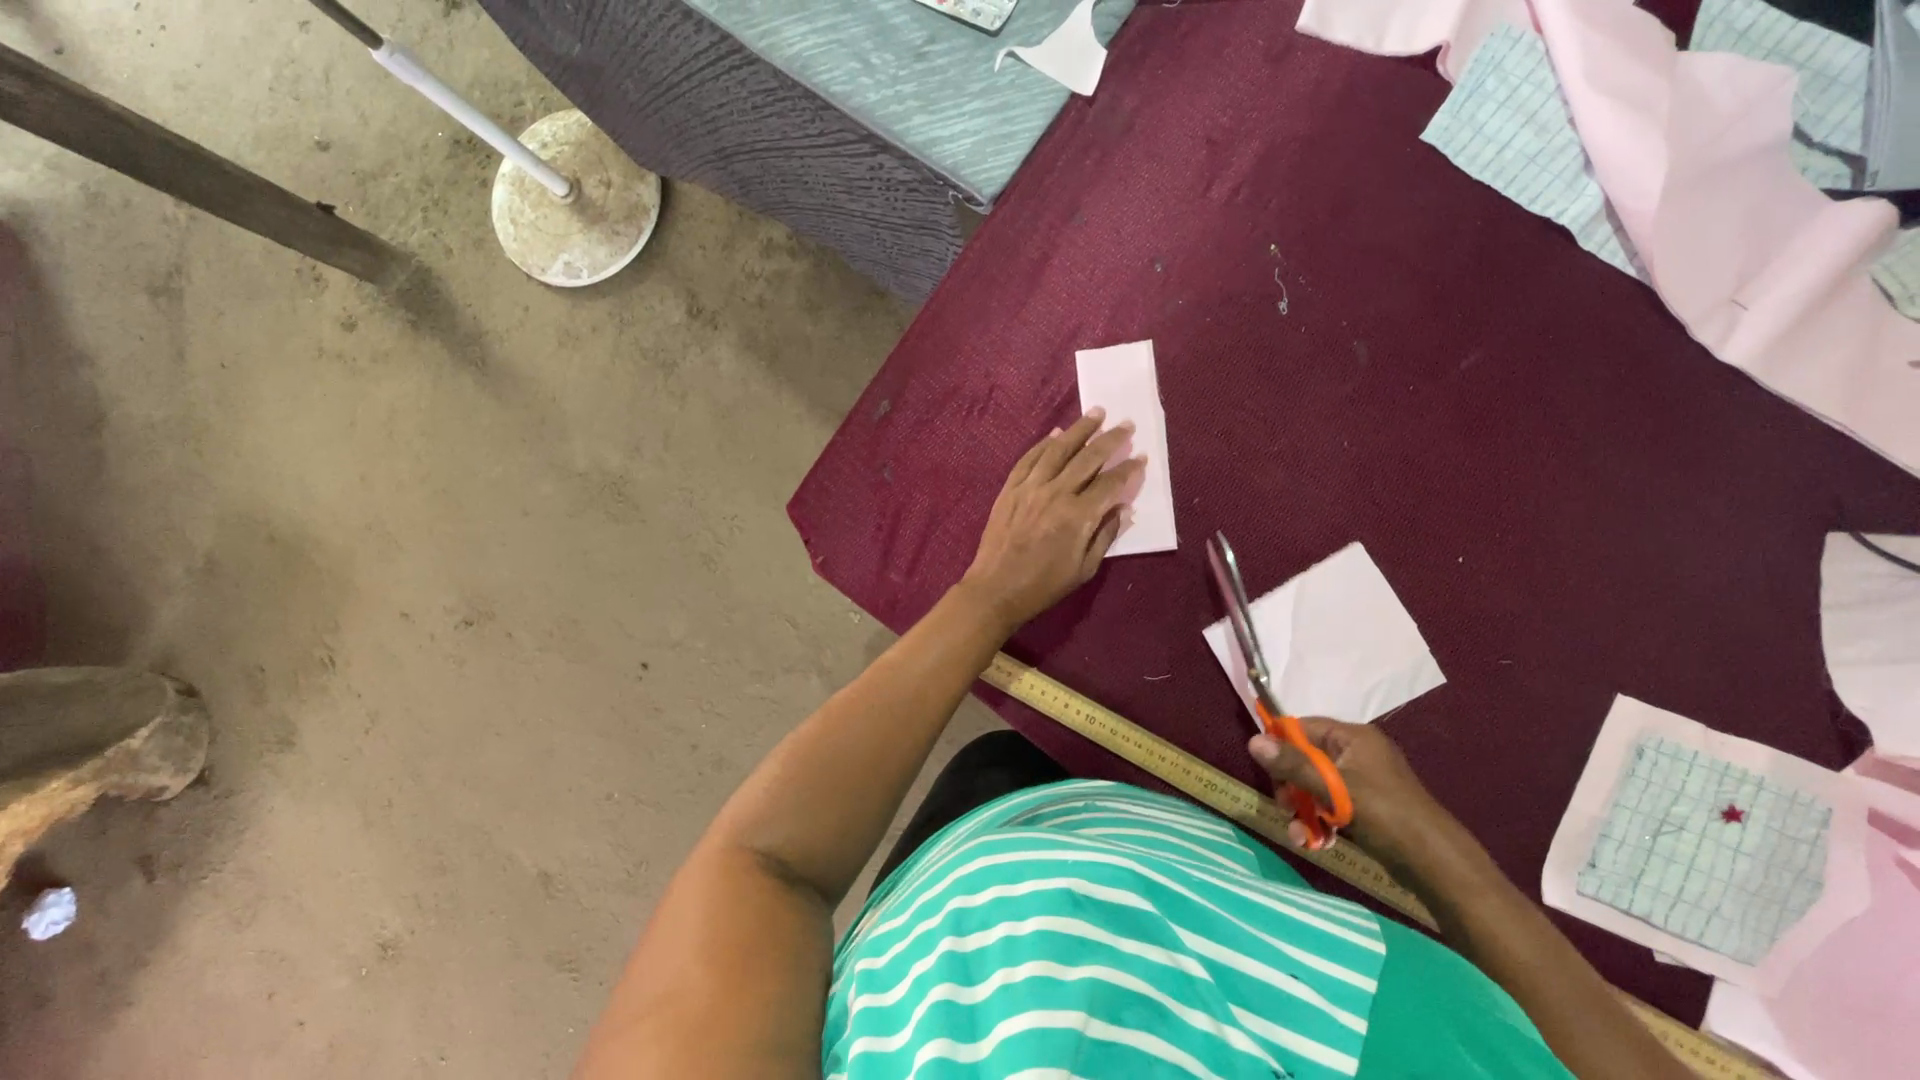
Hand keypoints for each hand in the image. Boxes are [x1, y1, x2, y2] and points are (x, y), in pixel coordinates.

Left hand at [958, 410, 1145, 632]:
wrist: (996, 589)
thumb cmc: (1044, 585)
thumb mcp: (1084, 568)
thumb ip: (1105, 535)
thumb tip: (1123, 508)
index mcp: (1078, 515)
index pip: (1110, 483)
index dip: (1128, 469)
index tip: (1141, 457)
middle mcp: (1056, 493)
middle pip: (1088, 457)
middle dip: (1110, 439)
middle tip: (1126, 425)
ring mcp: (1030, 487)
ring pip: (1058, 449)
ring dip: (1079, 429)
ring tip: (1096, 414)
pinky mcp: (1010, 488)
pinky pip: (1030, 458)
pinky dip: (1045, 443)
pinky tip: (1057, 433)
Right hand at [1249, 718, 1478, 876]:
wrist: (1433, 862)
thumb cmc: (1385, 814)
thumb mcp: (1334, 788)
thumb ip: (1293, 765)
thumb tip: (1253, 740)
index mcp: (1354, 737)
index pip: (1303, 727)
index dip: (1281, 746)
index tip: (1269, 772)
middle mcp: (1356, 753)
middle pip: (1305, 759)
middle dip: (1291, 786)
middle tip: (1287, 808)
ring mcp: (1361, 781)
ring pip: (1314, 787)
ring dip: (1303, 811)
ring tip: (1302, 835)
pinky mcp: (1364, 808)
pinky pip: (1329, 807)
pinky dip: (1319, 823)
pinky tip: (1318, 842)